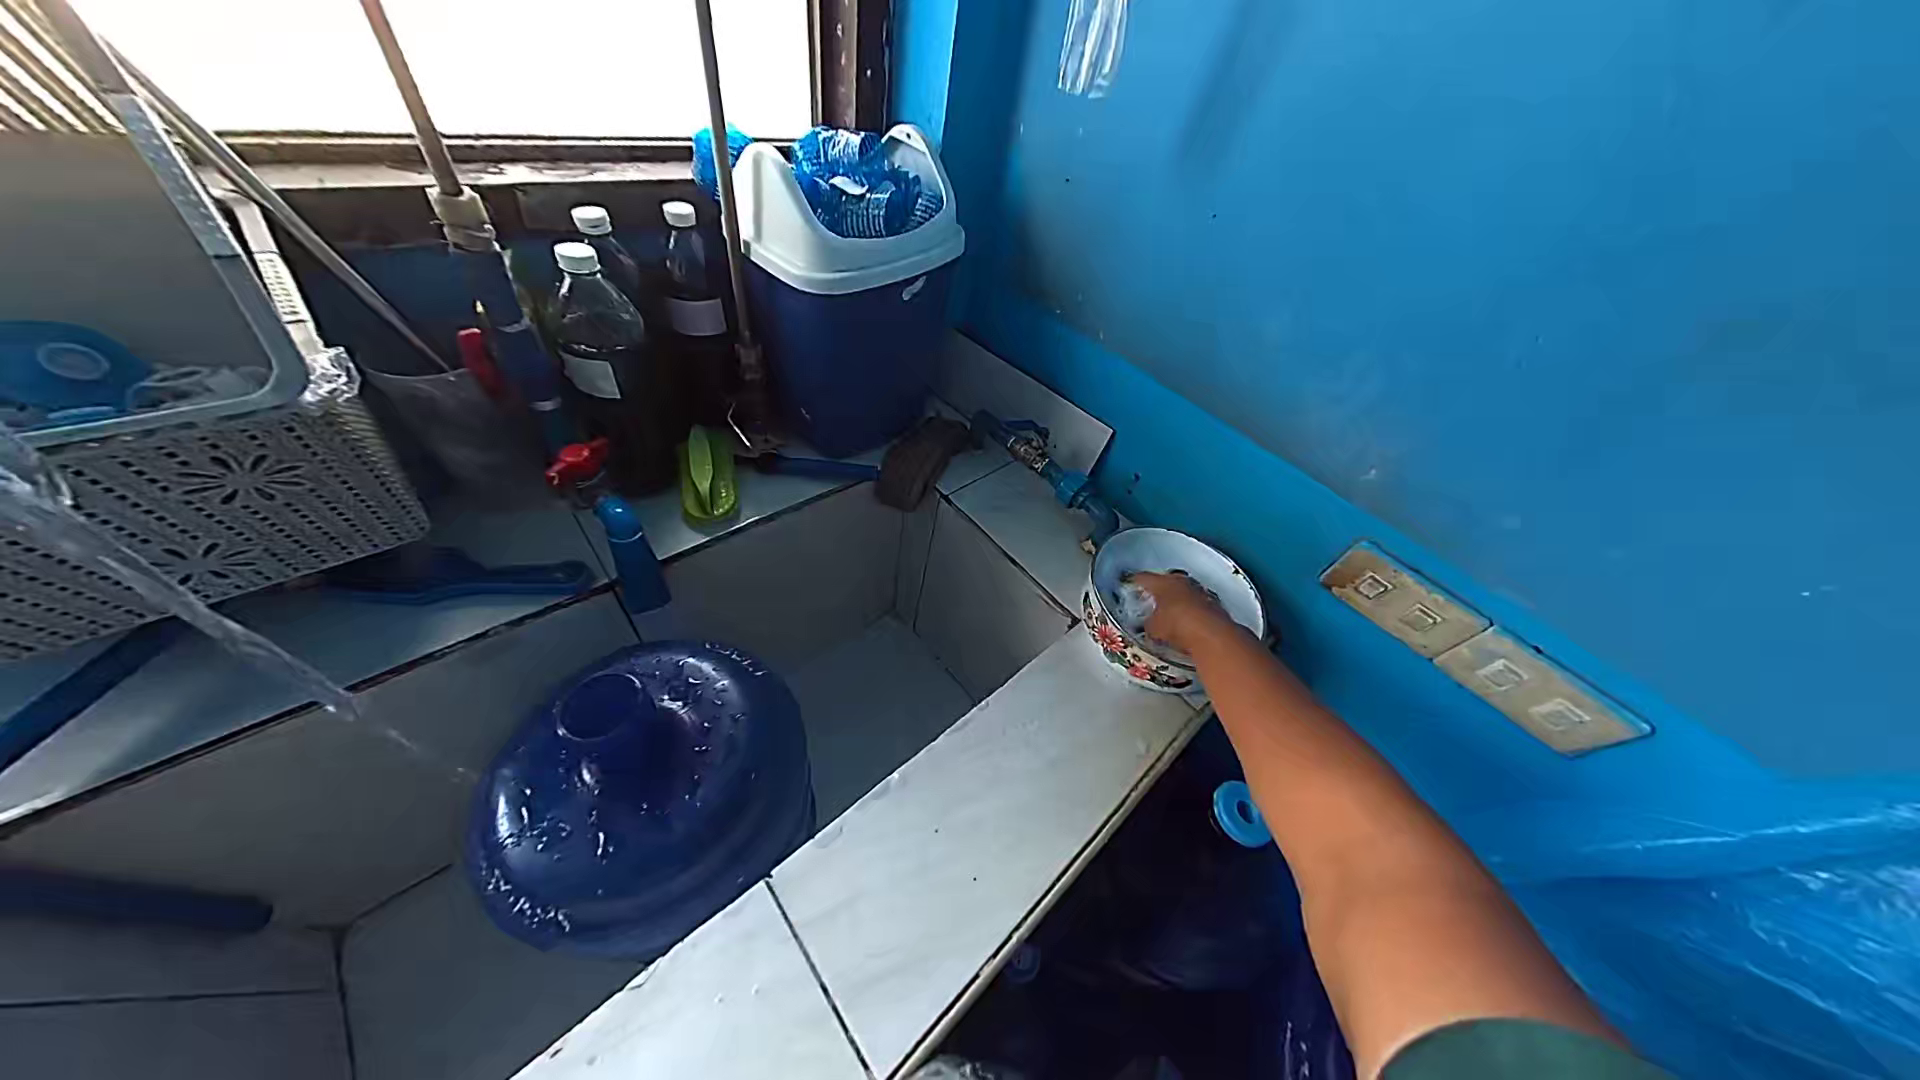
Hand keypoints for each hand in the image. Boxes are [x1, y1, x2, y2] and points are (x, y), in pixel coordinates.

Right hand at [1130, 571, 1240, 653]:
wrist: (1212, 636)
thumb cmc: (1177, 625)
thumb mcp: (1153, 628)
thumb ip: (1148, 623)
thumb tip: (1149, 626)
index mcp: (1163, 582)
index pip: (1144, 577)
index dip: (1136, 581)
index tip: (1132, 583)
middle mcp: (1183, 582)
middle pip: (1167, 581)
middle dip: (1160, 590)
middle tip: (1151, 599)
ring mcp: (1201, 592)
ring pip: (1184, 592)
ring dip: (1178, 600)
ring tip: (1170, 613)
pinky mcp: (1215, 605)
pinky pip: (1198, 604)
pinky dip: (1191, 611)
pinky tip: (1187, 623)